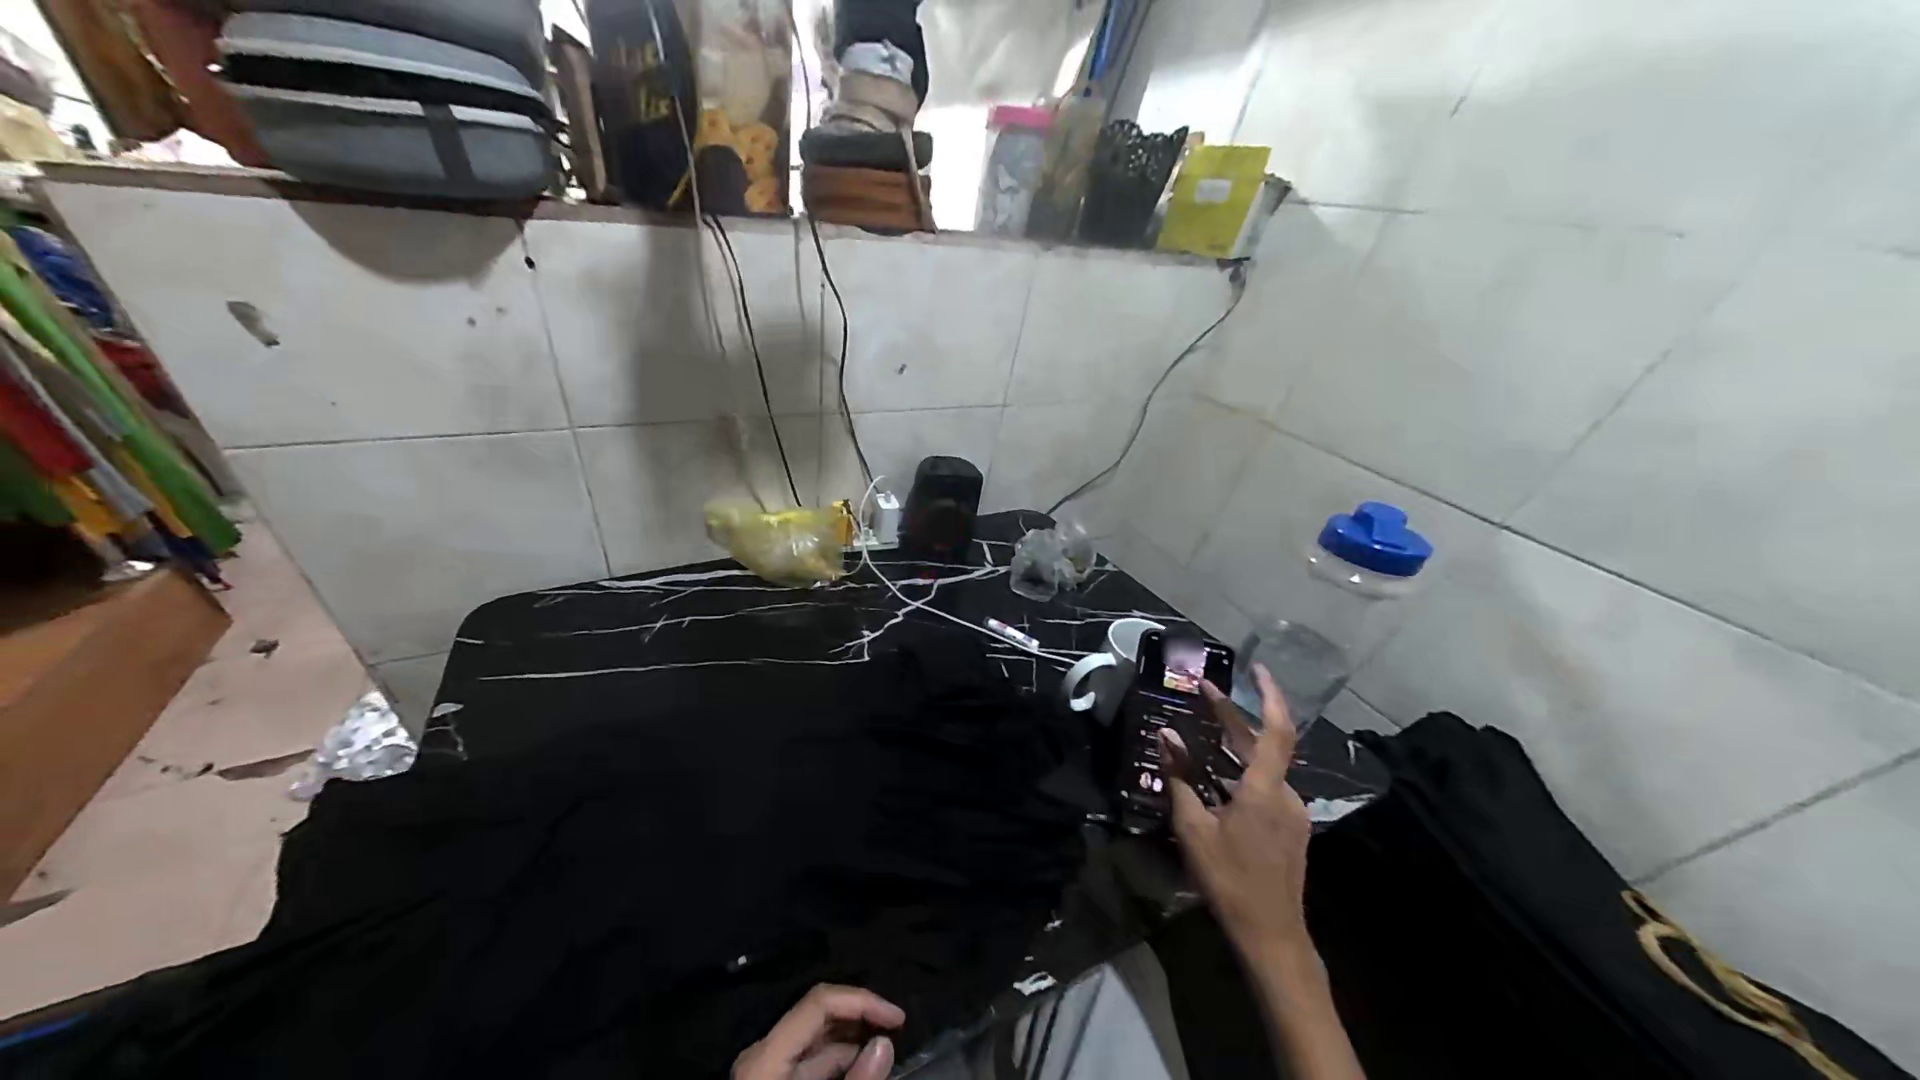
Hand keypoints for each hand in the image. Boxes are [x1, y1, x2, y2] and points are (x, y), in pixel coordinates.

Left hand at [732, 984, 904, 1079]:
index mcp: (766, 1056)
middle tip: (897, 1030)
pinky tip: (862, 1065)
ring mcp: (764, 1069)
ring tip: (886, 1047)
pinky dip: (838, 1059)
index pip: (820, 1002)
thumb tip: (884, 1042)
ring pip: (815, 1039)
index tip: (898, 1017)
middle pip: (818, 1015)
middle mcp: (762, 1053)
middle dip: (860, 1017)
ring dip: (852, 1039)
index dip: (862, 1000)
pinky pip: (808, 1061)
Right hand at [1159, 665, 1314, 958]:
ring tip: (1207, 732)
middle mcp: (1287, 794)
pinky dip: (1245, 771)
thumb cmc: (1228, 878)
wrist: (1271, 934)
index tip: (1256, 668)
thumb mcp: (1193, 827)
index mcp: (1265, 790)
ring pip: (1266, 767)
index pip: (1275, 730)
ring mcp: (1294, 813)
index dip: (1269, 695)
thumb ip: (1180, 777)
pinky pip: (1268, 787)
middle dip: (1235, 717)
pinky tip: (1221, 778)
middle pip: (1265, 744)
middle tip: (1206, 693)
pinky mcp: (1292, 830)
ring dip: (1238, 745)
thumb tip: (1166, 736)